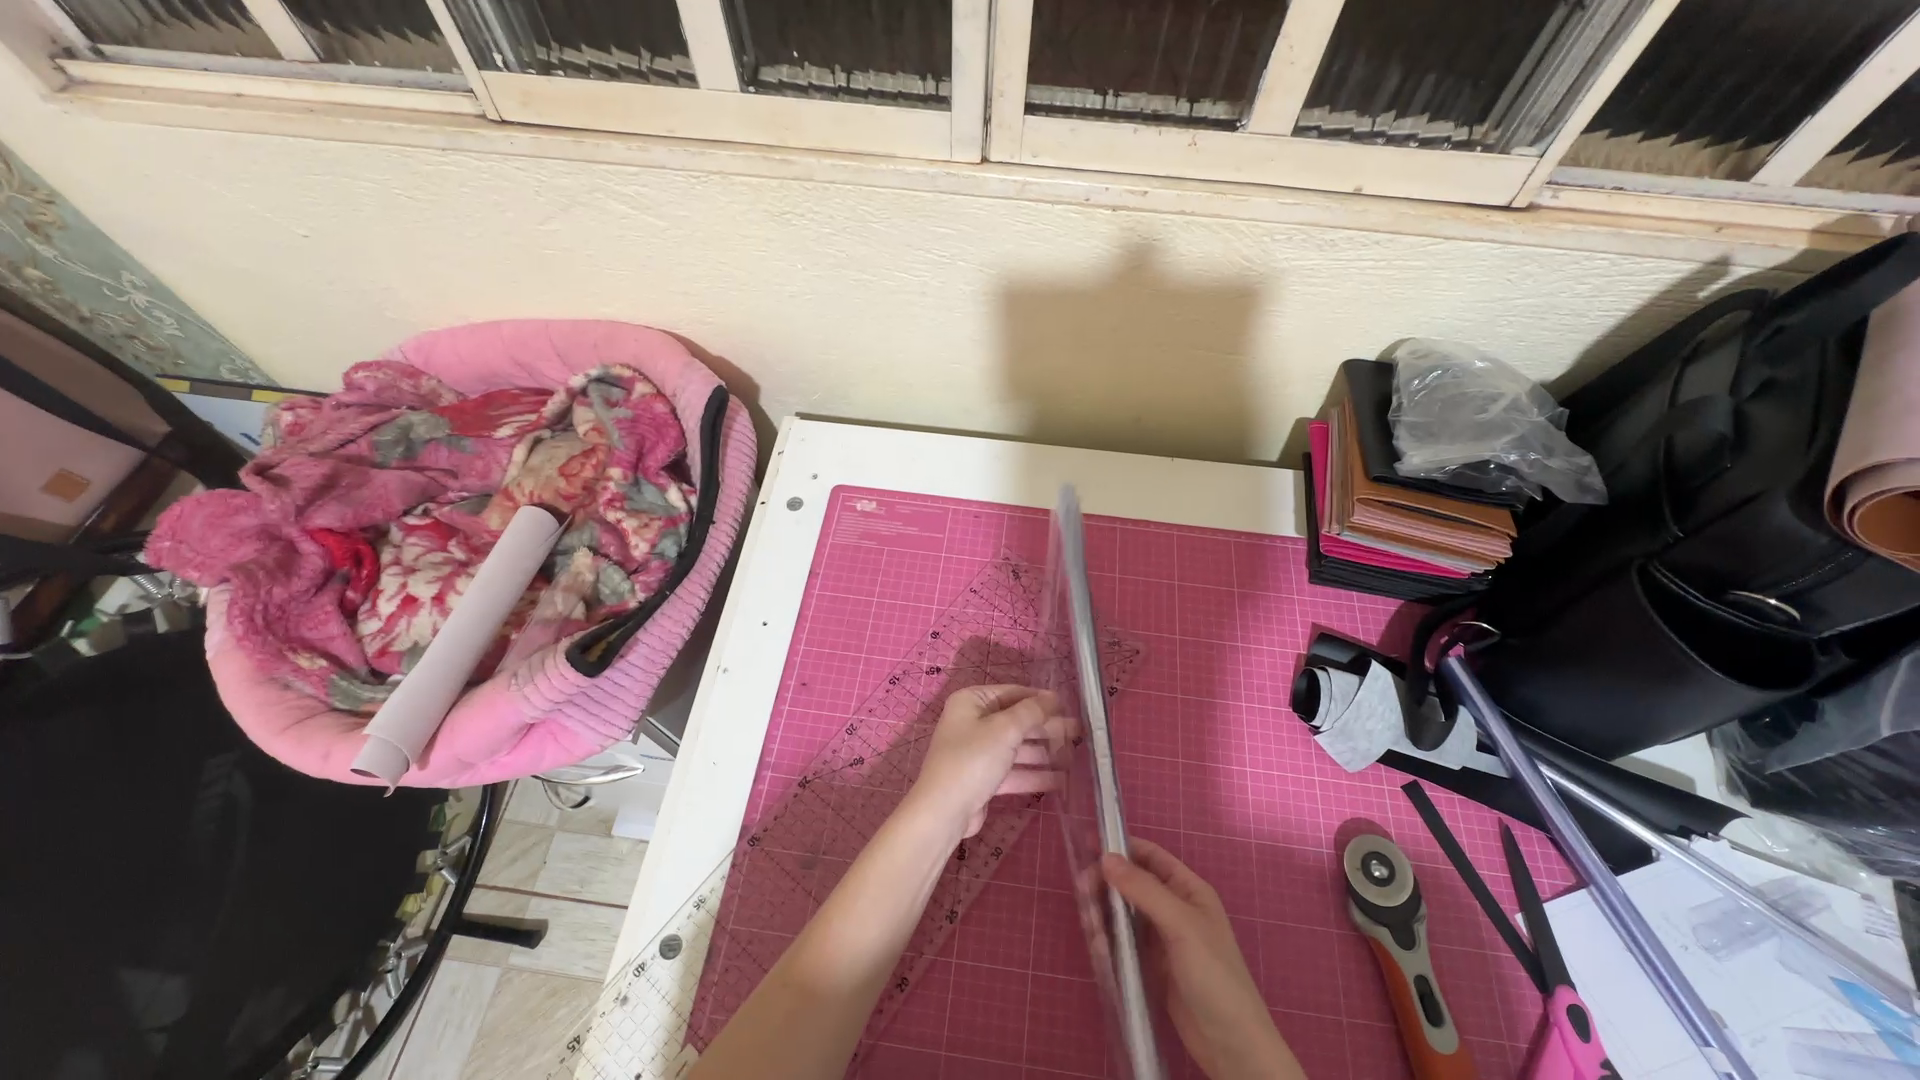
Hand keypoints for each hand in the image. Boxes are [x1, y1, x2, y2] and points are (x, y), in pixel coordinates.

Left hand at [904, 685, 1065, 838]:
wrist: (945, 810)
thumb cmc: (974, 759)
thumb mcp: (1005, 729)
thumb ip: (1032, 712)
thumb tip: (1053, 697)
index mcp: (971, 702)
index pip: (1012, 693)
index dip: (1040, 700)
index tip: (1069, 707)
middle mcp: (972, 723)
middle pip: (1016, 721)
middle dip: (1047, 728)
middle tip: (1078, 733)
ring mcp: (977, 752)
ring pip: (1017, 748)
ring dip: (1044, 753)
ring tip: (1074, 757)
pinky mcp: (983, 778)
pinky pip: (1013, 771)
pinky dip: (1034, 774)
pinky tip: (1060, 780)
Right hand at [1102, 839, 1305, 1079]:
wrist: (1230, 1043)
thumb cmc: (1213, 975)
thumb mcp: (1180, 925)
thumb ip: (1144, 889)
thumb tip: (1107, 857)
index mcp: (1189, 890)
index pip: (1151, 857)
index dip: (1122, 849)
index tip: (1088, 850)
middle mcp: (1174, 908)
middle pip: (1132, 884)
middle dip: (1106, 886)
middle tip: (1082, 895)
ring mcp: (1162, 939)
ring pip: (1124, 914)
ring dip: (1104, 915)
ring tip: (1090, 929)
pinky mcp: (1152, 966)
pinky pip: (1124, 943)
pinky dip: (1108, 941)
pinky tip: (1100, 950)